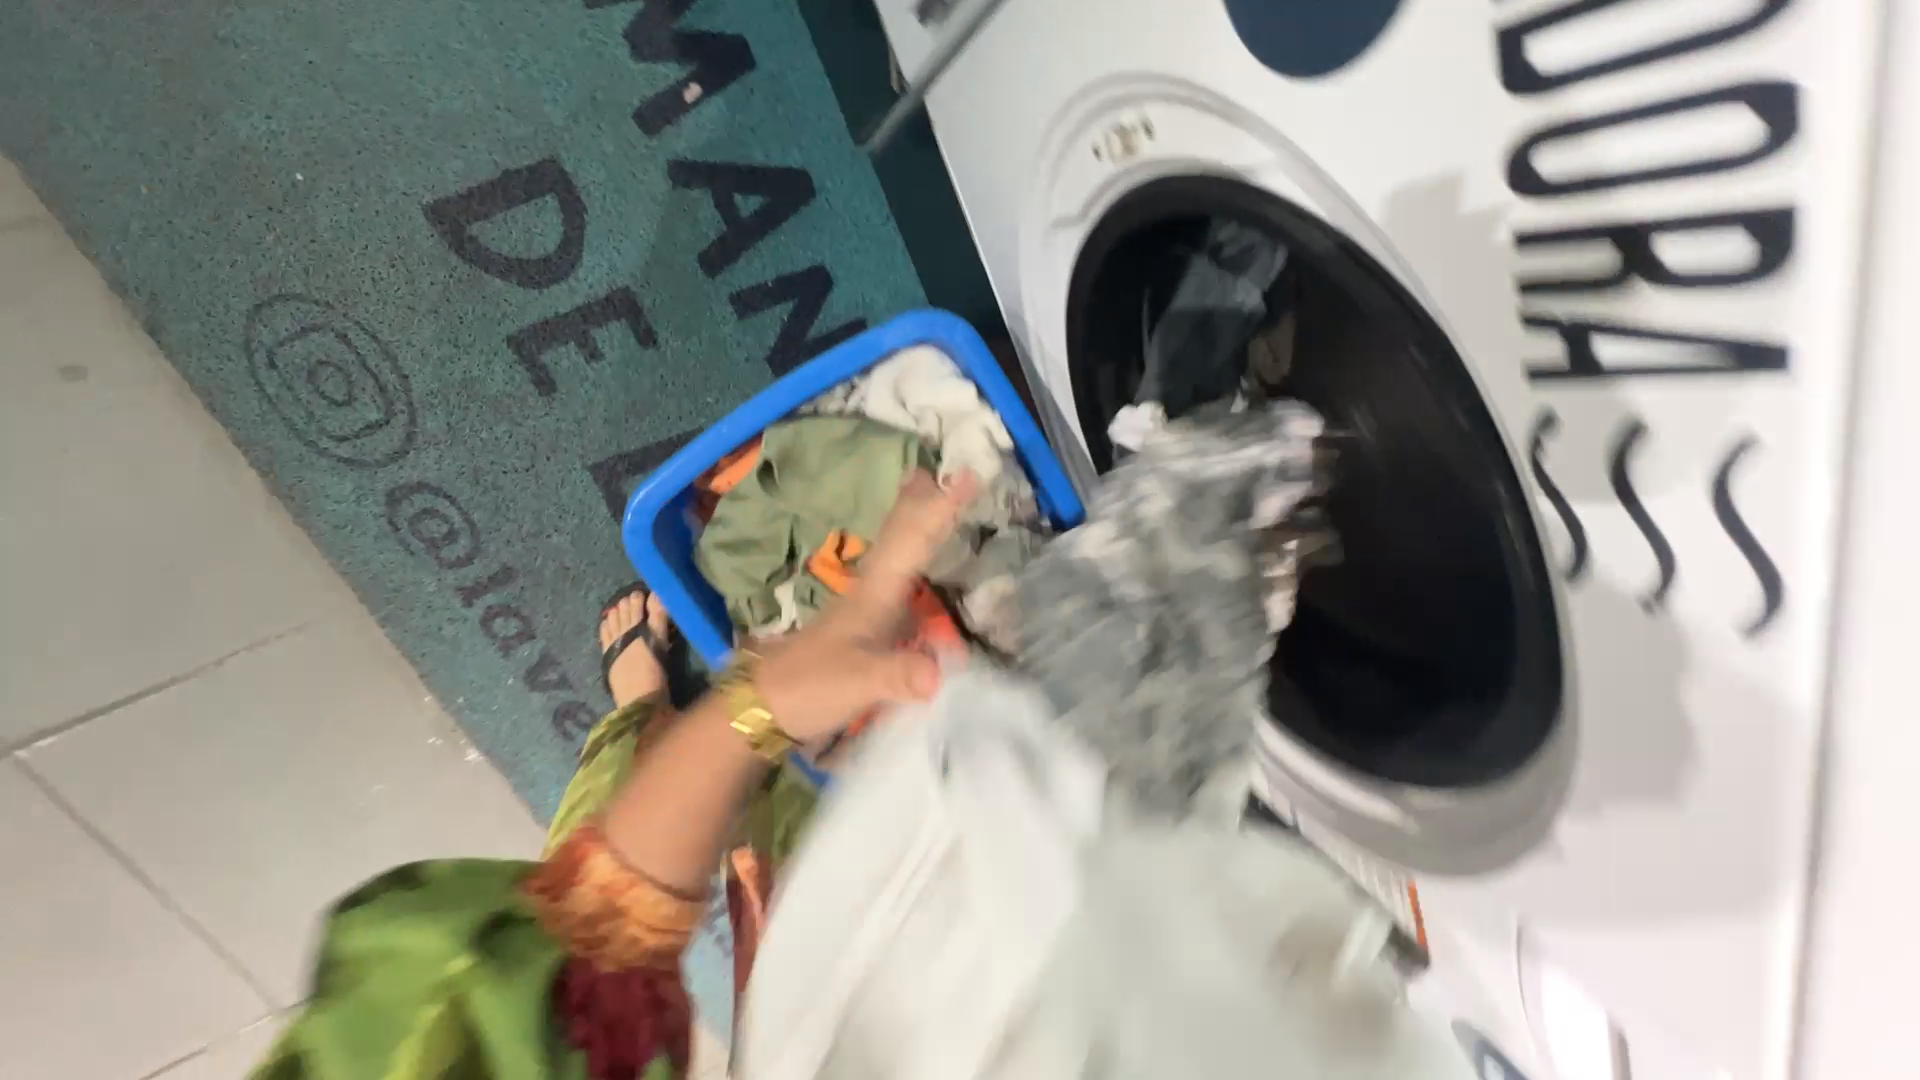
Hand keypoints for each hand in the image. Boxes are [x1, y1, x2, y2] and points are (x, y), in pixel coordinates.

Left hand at [750, 469, 978, 741]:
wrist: (762, 709)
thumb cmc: (809, 687)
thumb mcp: (856, 682)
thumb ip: (896, 674)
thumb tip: (937, 674)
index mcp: (875, 592)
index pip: (913, 539)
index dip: (941, 506)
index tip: (967, 472)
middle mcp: (873, 591)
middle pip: (902, 535)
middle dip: (923, 501)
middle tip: (945, 468)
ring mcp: (867, 610)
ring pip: (898, 555)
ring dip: (917, 526)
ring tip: (933, 499)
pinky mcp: (865, 631)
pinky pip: (899, 585)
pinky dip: (914, 566)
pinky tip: (919, 572)